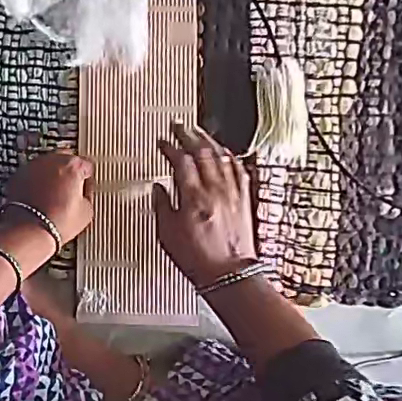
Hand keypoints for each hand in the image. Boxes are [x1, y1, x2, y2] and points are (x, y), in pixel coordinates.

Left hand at [6, 152, 94, 245]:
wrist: (29, 231)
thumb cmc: (55, 222)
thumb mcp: (86, 212)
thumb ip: (87, 195)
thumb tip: (82, 194)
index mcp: (73, 166)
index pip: (86, 166)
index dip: (87, 180)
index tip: (84, 190)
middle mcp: (52, 161)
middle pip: (65, 161)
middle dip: (68, 175)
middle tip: (68, 193)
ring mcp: (32, 166)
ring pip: (47, 167)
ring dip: (51, 177)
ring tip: (52, 198)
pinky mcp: (18, 176)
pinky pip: (31, 175)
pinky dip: (35, 183)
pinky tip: (38, 199)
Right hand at [152, 121, 257, 286]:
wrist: (228, 274)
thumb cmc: (198, 259)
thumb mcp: (167, 234)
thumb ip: (162, 206)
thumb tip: (158, 189)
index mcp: (193, 197)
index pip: (180, 161)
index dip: (169, 148)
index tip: (162, 143)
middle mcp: (215, 190)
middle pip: (202, 151)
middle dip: (188, 135)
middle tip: (178, 126)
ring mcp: (232, 192)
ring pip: (221, 156)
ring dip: (208, 140)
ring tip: (199, 132)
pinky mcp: (243, 199)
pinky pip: (237, 169)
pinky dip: (228, 156)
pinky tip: (224, 152)